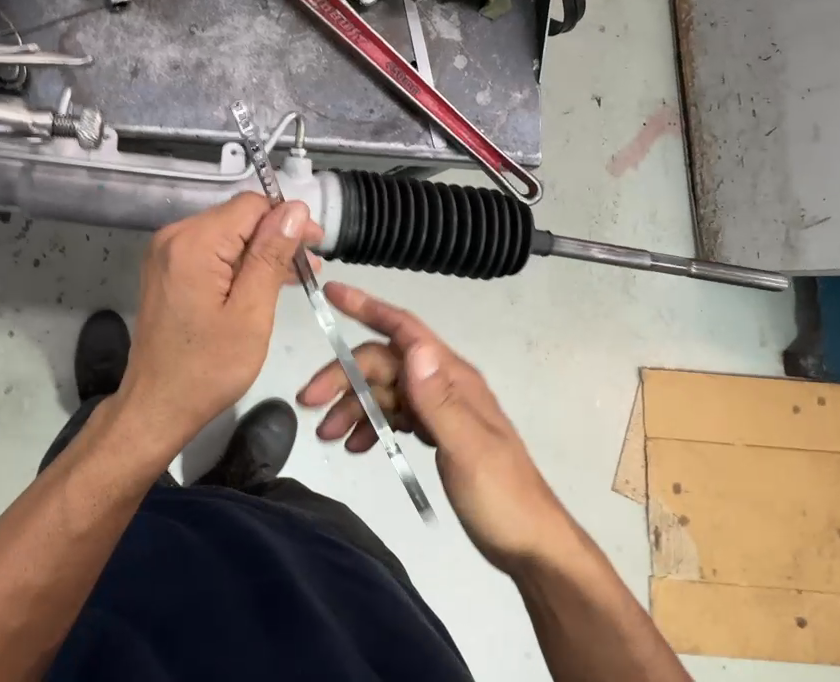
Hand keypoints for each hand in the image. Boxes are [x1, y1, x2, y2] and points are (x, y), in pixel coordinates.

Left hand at [116, 194, 319, 453]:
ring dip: (260, 251)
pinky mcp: (166, 270)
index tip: (315, 247)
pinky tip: (261, 284)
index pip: (250, 205)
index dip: (288, 220)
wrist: (157, 406)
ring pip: (226, 234)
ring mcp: (165, 254)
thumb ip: (271, 256)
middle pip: (237, 217)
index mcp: (192, 243)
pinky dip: (237, 263)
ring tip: (293, 278)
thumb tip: (294, 209)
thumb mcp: (251, 313)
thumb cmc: (208, 368)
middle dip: (276, 237)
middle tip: (310, 268)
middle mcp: (173, 237)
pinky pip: (209, 252)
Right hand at [298, 283, 568, 569]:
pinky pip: (393, 417)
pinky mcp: (436, 435)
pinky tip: (356, 445)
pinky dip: (370, 426)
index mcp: (453, 378)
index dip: (368, 308)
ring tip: (327, 434)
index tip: (332, 293)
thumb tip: (414, 348)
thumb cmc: (503, 497)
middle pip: (383, 365)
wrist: (530, 546)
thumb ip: (440, 400)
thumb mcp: (469, 449)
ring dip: (352, 407)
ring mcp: (439, 410)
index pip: (405, 331)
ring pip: (383, 392)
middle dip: (344, 377)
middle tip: (309, 403)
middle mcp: (443, 385)